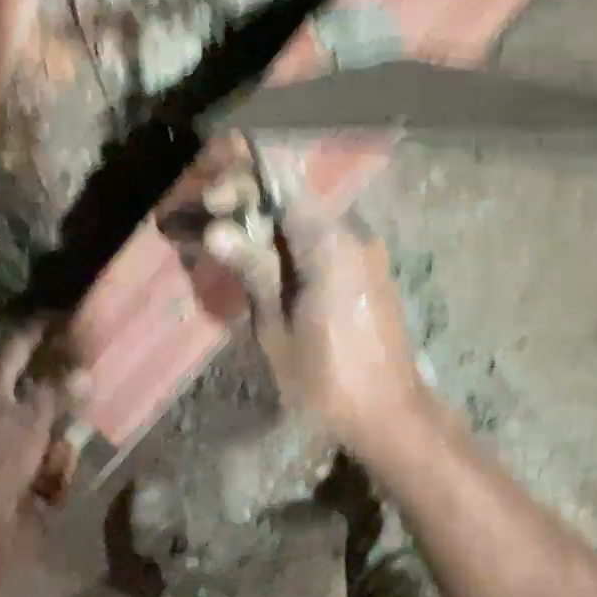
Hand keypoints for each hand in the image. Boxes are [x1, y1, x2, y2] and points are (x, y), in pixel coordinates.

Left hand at [0, 325, 64, 596]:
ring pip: (24, 410)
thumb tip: (82, 369)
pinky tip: (63, 453)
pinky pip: (23, 443)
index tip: (74, 318)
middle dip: (53, 373)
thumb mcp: (32, 423)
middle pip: (20, 376)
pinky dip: (43, 443)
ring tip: (83, 409)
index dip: (45, 327)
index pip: (17, 341)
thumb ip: (56, 393)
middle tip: (87, 368)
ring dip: (52, 411)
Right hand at [203, 196, 425, 450]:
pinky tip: (260, 272)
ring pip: (305, 223)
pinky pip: (321, 245)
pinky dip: (287, 250)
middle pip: (293, 198)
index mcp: (330, 242)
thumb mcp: (278, 330)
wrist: (389, 415)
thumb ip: (254, 272)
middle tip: (207, 233)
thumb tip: (217, 231)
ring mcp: (364, 253)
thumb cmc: (328, 381)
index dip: (241, 185)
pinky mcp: (366, 273)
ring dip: (264, 232)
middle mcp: (353, 234)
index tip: (210, 204)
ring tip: (225, 253)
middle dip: (246, 208)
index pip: (282, 181)